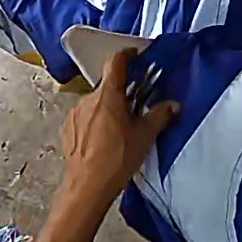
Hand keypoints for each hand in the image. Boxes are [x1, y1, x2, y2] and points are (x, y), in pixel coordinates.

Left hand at [55, 48, 178, 203]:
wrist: (87, 186)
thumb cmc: (116, 158)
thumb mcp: (146, 135)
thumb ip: (160, 115)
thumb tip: (171, 106)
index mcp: (108, 97)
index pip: (116, 64)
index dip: (127, 55)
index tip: (135, 55)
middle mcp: (88, 101)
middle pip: (109, 86)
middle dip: (125, 90)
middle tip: (140, 102)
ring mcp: (76, 115)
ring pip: (98, 102)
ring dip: (112, 107)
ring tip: (126, 125)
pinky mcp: (70, 129)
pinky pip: (87, 116)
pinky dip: (100, 120)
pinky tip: (110, 137)